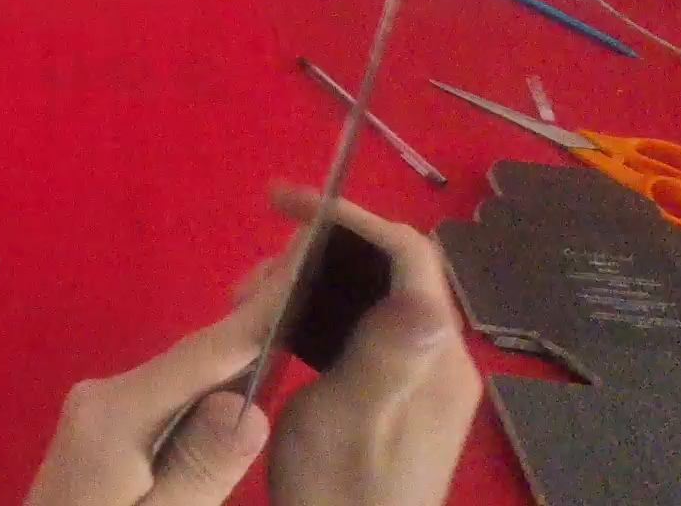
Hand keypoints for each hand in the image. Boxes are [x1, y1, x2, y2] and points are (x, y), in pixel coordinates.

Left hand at [24, 266, 288, 505]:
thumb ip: (199, 467)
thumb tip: (248, 405)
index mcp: (113, 413)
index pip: (192, 363)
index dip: (246, 328)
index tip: (290, 284)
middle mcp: (101, 393)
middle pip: (184, 363)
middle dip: (240, 333)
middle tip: (295, 289)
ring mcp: (97, 404)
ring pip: (174, 378)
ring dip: (223, 360)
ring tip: (279, 323)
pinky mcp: (101, 420)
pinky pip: (161, 396)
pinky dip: (200, 388)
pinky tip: (235, 380)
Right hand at [266, 187, 481, 505]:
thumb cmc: (341, 489)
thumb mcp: (351, 420)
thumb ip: (386, 358)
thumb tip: (423, 298)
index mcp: (433, 358)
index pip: (407, 256)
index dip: (349, 216)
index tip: (281, 203)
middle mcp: (432, 355)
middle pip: (384, 266)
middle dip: (315, 246)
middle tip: (251, 273)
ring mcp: (410, 370)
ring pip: (362, 290)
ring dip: (302, 276)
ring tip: (247, 298)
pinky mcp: (384, 383)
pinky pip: (350, 319)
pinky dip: (306, 304)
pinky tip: (267, 321)